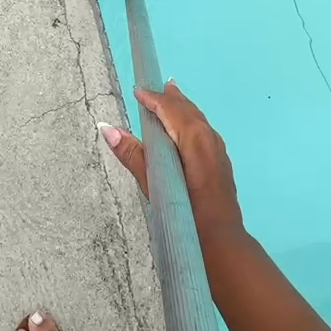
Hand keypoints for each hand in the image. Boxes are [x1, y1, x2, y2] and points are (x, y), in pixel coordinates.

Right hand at [99, 80, 243, 239]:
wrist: (223, 245)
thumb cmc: (186, 215)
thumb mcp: (154, 184)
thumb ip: (132, 154)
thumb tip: (107, 128)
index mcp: (194, 138)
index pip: (169, 108)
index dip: (152, 98)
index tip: (137, 90)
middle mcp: (208, 138)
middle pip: (187, 109)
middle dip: (170, 98)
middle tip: (157, 86)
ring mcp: (218, 151)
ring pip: (197, 119)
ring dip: (182, 108)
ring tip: (172, 97)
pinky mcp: (221, 163)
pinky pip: (203, 131)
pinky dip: (191, 121)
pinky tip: (186, 129)